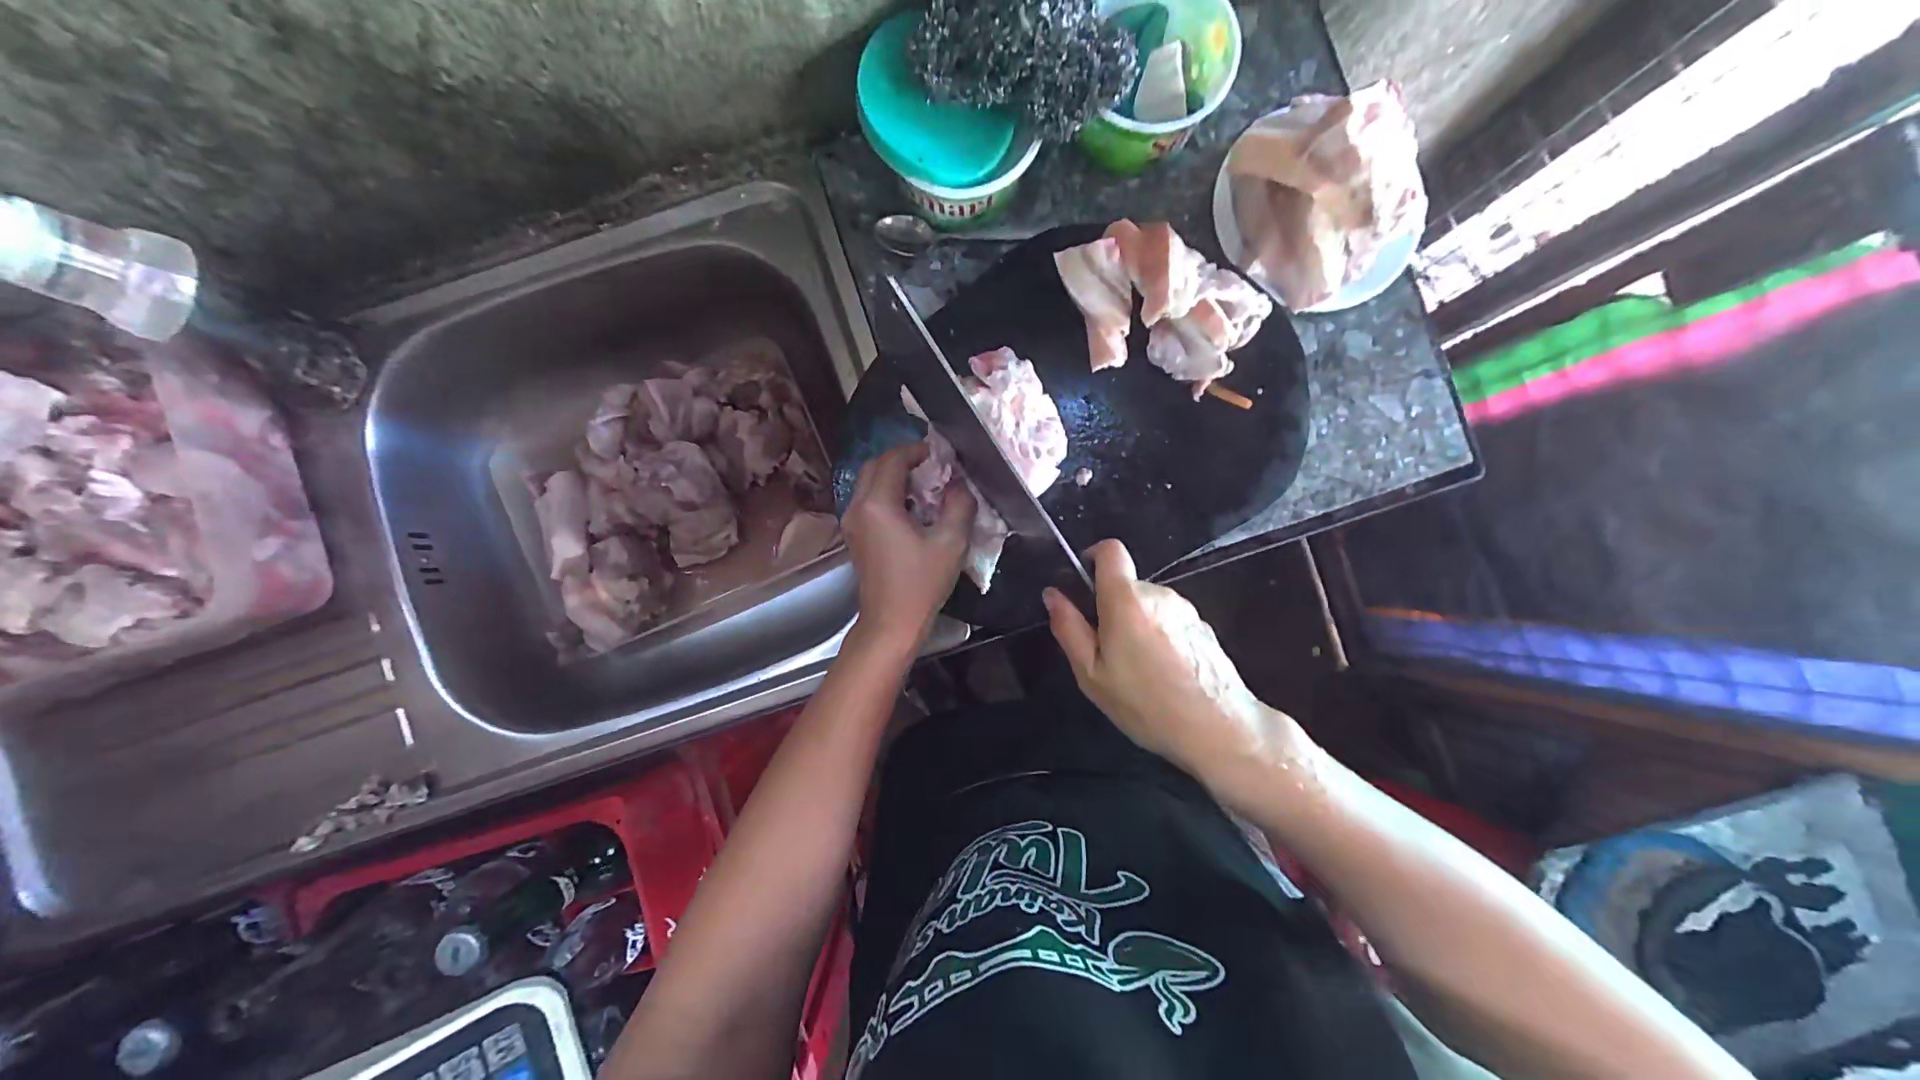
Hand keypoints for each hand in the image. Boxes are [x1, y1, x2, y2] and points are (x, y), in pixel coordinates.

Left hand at [843, 442, 975, 642]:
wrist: (891, 623)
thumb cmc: (921, 584)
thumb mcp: (951, 542)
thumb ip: (959, 504)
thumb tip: (959, 483)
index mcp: (877, 504)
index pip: (892, 460)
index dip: (917, 451)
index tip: (941, 455)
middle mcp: (857, 508)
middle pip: (875, 466)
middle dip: (903, 460)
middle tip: (933, 467)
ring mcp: (852, 523)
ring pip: (869, 483)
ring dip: (895, 477)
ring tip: (926, 486)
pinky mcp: (855, 537)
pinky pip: (868, 501)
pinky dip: (888, 494)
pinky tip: (913, 508)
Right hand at [1044, 540, 1313, 809]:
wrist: (1219, 730)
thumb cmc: (1146, 704)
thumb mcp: (1092, 675)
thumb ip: (1069, 628)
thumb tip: (1053, 594)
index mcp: (1126, 600)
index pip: (1111, 550)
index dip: (1093, 558)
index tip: (1083, 585)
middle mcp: (1158, 595)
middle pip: (1127, 585)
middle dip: (1112, 609)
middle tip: (1106, 653)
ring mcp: (1186, 609)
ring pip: (1148, 605)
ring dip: (1137, 625)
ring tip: (1137, 671)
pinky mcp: (1203, 626)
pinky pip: (1169, 620)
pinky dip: (1159, 637)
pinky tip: (1163, 674)